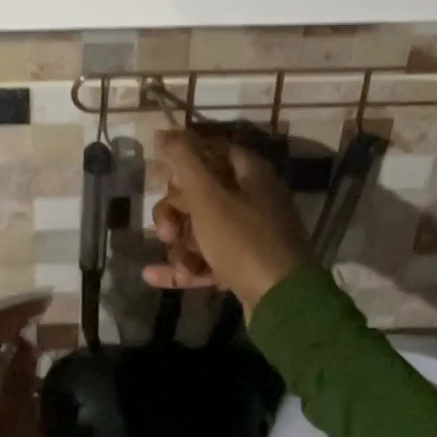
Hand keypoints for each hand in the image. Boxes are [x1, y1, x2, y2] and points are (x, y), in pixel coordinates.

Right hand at [142, 128, 313, 311]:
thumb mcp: (208, 196)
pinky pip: (207, 258)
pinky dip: (184, 265)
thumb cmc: (243, 241)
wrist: (284, 306)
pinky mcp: (244, 266)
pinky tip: (153, 275)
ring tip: (176, 259)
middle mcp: (253, 199)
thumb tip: (162, 130)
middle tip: (166, 230)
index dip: (185, 160)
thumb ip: (183, 160)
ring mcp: (250, 235)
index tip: (163, 177)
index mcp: (250, 174)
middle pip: (201, 192)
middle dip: (175, 210)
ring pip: (201, 228)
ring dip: (180, 243)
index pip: (212, 150)